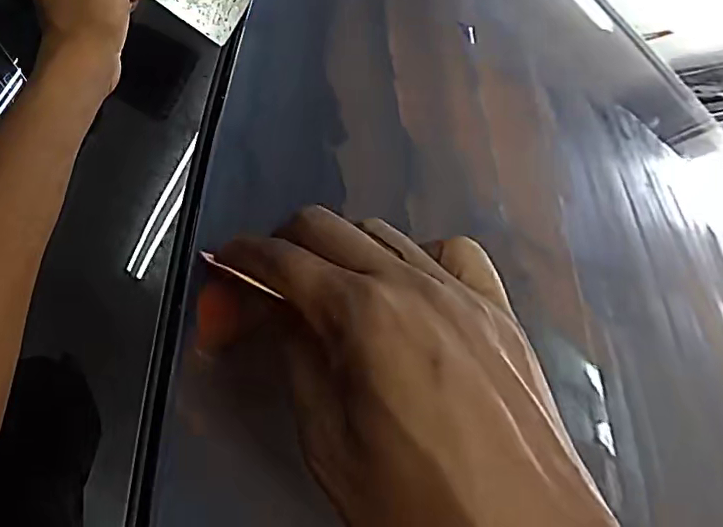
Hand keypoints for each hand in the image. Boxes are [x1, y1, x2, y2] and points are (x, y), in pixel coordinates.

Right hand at [216, 208, 615, 526]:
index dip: (242, 255)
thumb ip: (295, 359)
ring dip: (340, 246)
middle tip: (266, 277)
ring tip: (329, 285)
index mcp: (362, 314)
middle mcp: (409, 285)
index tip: (224, 259)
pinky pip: (449, 250)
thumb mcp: (330, 442)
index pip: (281, 260)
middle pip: (322, 225)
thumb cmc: (425, 509)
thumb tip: (278, 313)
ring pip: (377, 228)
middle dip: (282, 243)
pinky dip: (415, 254)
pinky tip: (408, 285)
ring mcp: (459, 291)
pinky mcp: (497, 309)